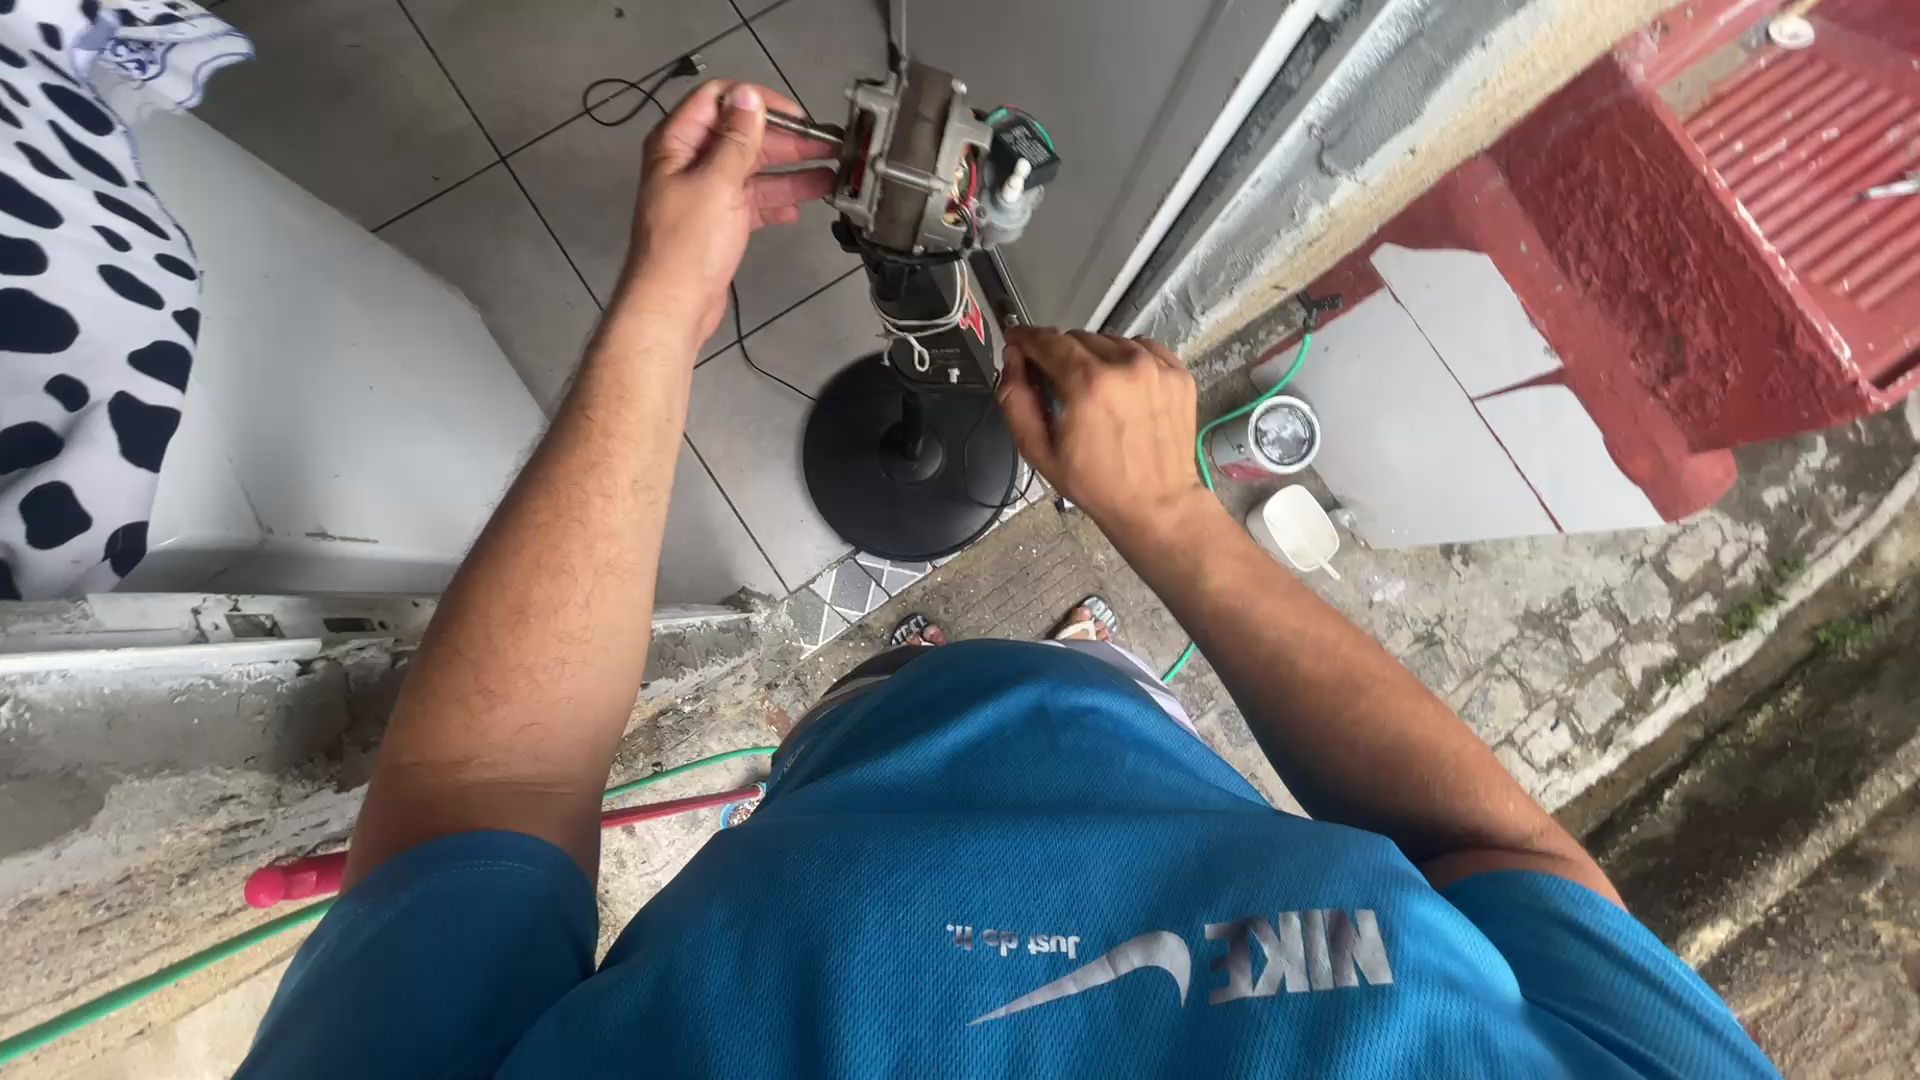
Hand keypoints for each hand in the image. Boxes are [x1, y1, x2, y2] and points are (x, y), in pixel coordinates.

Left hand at [618, 80, 836, 345]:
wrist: (675, 303)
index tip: (797, 117)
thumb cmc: (688, 245)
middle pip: (743, 137)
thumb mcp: (716, 184)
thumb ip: (737, 140)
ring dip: (789, 173)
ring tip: (829, 177)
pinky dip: (776, 203)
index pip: (720, 100)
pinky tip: (798, 208)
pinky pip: (753, 203)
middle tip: (826, 147)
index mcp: (678, 142)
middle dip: (785, 141)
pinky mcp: (720, 222)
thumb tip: (749, 97)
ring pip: (753, 172)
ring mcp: (707, 193)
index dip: (759, 102)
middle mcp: (691, 162)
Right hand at [998, 327, 1211, 540]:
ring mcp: (1156, 368)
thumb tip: (1012, 360)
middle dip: (1060, 354)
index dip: (1026, 338)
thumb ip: (1016, 400)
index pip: (1047, 340)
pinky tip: (1121, 389)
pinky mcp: (1178, 374)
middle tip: (1056, 382)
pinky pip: (1141, 349)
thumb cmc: (1097, 485)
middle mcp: (1125, 366)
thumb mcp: (1039, 452)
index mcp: (1088, 384)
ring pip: (1109, 340)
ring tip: (1093, 391)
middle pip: (1077, 337)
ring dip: (1093, 357)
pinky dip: (1125, 361)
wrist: (1155, 504)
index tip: (1017, 340)